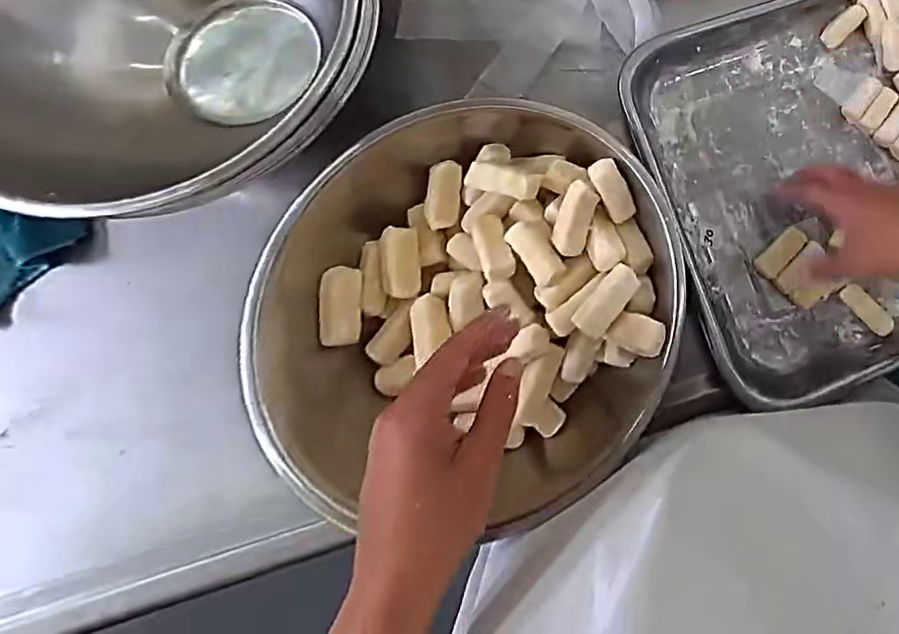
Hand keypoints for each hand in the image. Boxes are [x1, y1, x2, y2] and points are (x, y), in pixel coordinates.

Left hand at [334, 310, 524, 633]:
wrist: (393, 584)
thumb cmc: (437, 527)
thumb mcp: (479, 463)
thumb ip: (496, 409)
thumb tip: (512, 368)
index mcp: (413, 413)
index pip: (451, 355)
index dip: (482, 330)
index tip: (508, 313)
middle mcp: (393, 416)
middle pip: (439, 366)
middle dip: (477, 346)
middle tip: (511, 330)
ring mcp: (387, 436)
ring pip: (431, 386)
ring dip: (466, 369)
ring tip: (499, 357)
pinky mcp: (390, 453)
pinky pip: (423, 407)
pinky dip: (451, 393)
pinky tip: (474, 397)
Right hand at [780, 166, 898, 293]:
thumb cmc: (891, 251)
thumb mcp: (854, 265)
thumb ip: (826, 268)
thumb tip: (801, 273)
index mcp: (842, 201)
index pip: (809, 190)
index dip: (791, 190)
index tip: (776, 191)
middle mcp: (859, 189)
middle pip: (828, 173)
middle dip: (809, 174)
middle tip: (796, 178)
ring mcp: (881, 189)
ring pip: (849, 176)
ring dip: (832, 177)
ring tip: (826, 188)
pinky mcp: (898, 194)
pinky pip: (867, 184)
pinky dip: (853, 187)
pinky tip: (861, 204)